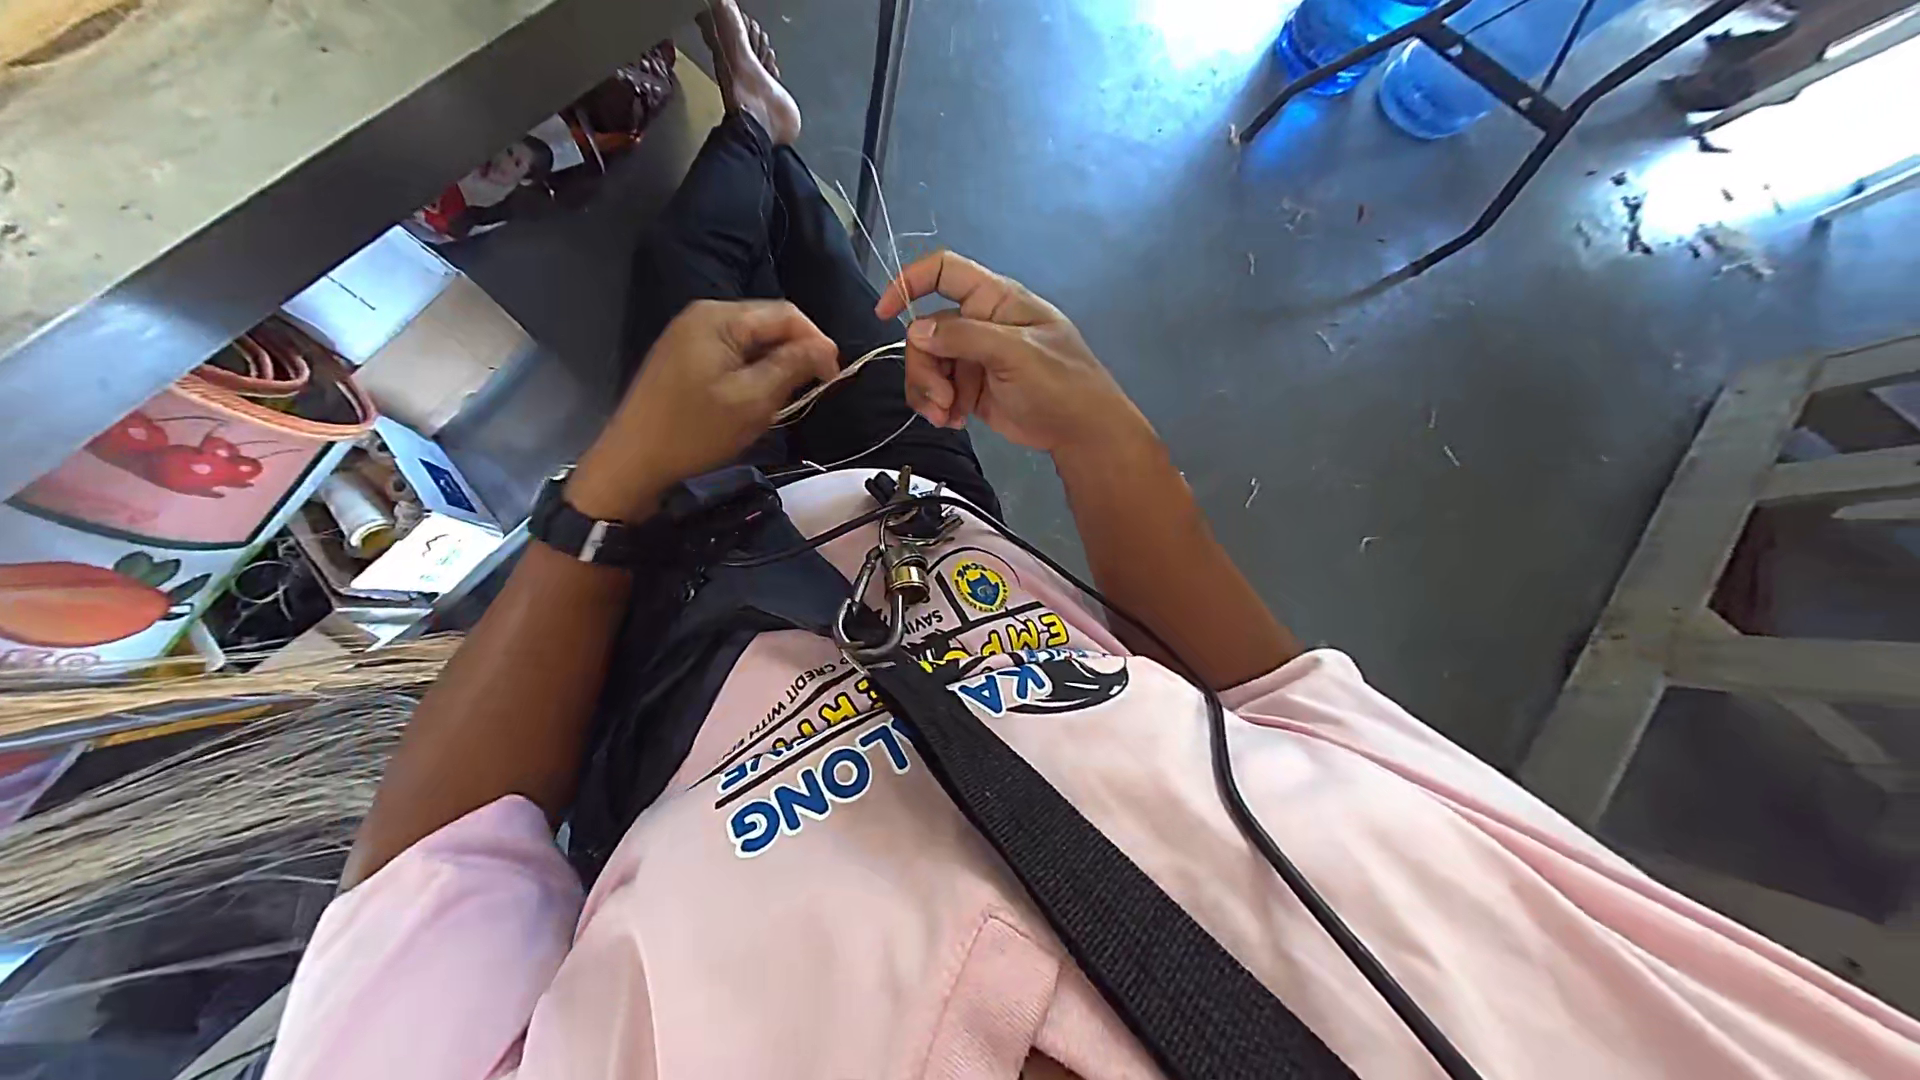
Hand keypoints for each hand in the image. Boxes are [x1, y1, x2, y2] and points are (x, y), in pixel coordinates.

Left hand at [566, 300, 836, 520]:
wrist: (634, 461)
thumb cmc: (695, 431)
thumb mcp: (752, 400)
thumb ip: (792, 366)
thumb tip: (827, 347)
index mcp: (720, 318)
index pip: (786, 314)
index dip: (817, 342)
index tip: (833, 379)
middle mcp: (704, 316)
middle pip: (769, 325)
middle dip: (795, 356)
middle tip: (808, 394)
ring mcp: (691, 336)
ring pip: (753, 343)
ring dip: (775, 369)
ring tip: (781, 402)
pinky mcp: (686, 358)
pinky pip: (734, 356)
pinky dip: (753, 375)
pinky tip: (754, 401)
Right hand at [875, 251, 1150, 456]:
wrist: (1080, 430)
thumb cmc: (1061, 382)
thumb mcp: (1015, 353)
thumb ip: (965, 338)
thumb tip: (915, 332)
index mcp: (994, 300)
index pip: (943, 272)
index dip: (909, 282)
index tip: (884, 311)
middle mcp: (979, 324)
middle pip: (925, 331)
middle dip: (924, 367)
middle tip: (940, 399)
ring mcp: (973, 358)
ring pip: (926, 365)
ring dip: (928, 392)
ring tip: (947, 416)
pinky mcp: (969, 389)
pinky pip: (936, 391)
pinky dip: (936, 407)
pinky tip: (953, 420)